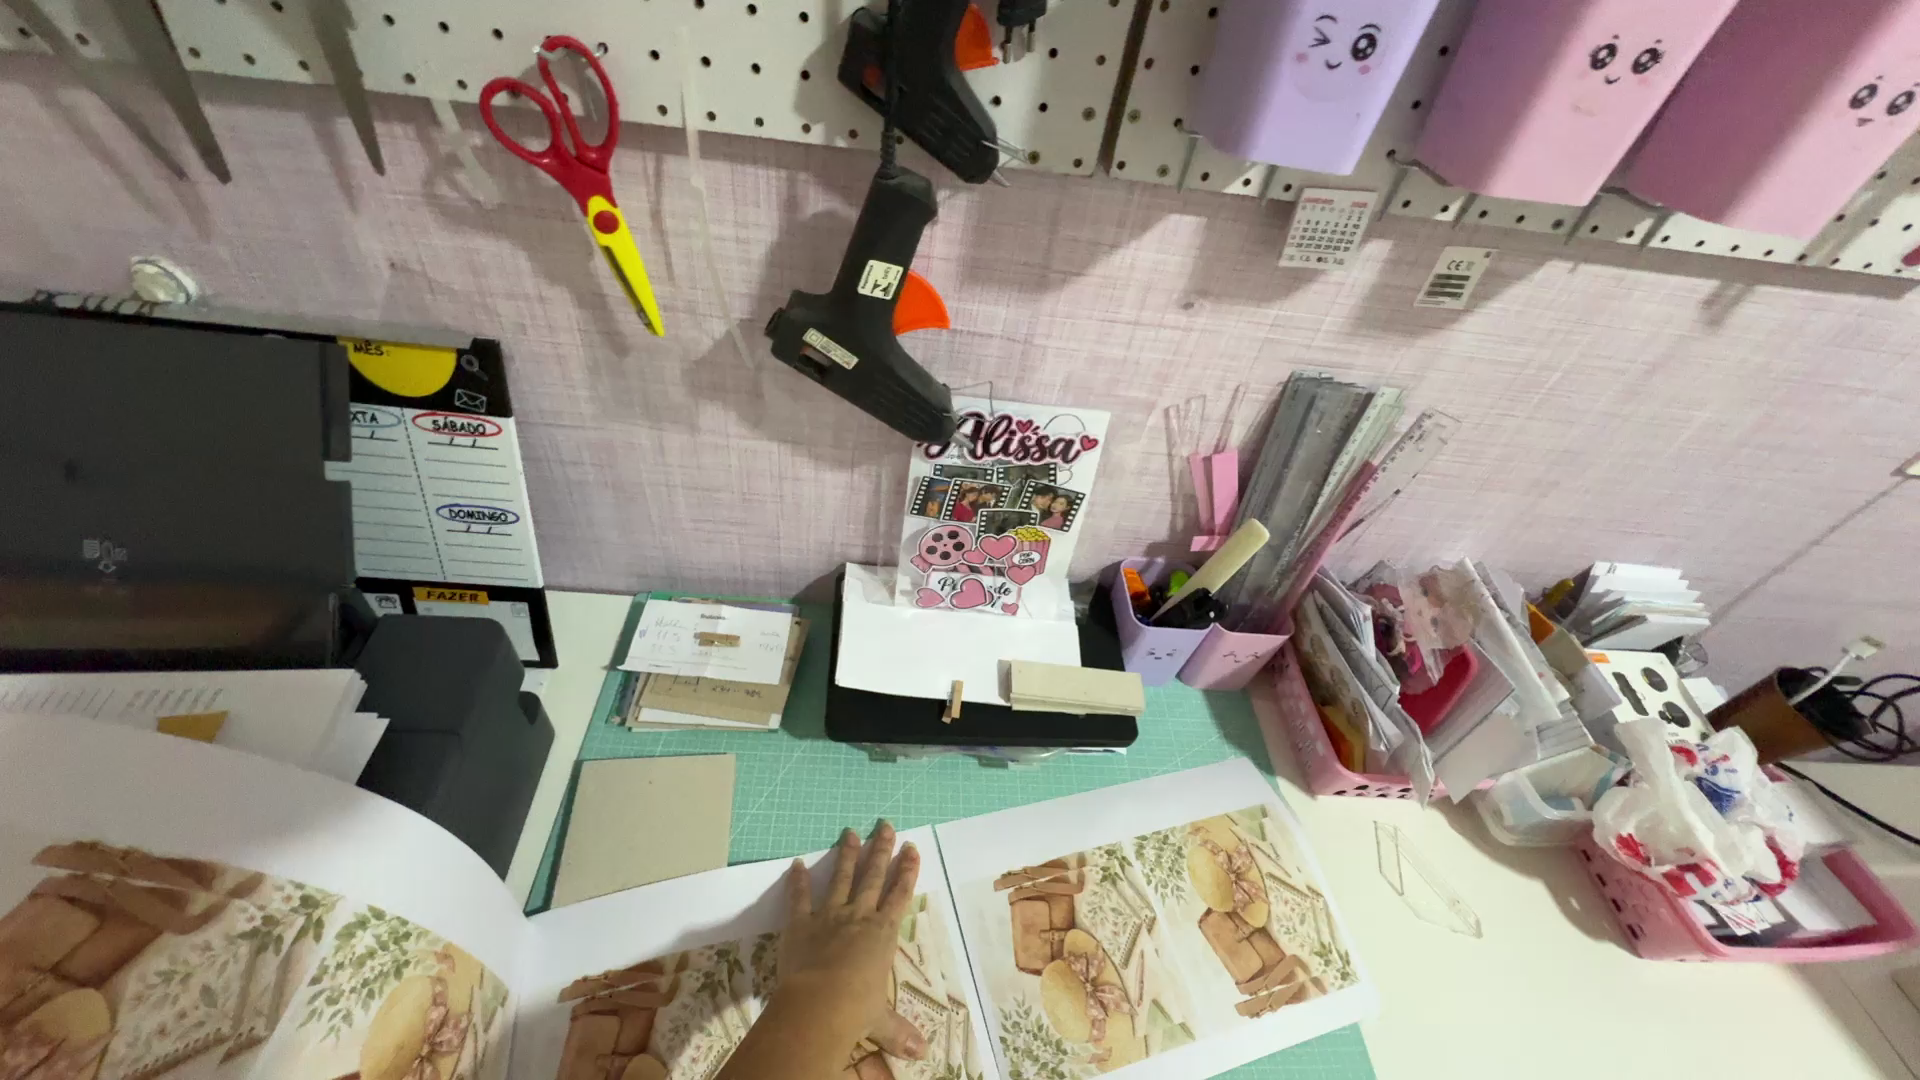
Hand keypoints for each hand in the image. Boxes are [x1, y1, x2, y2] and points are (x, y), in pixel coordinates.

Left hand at [778, 821, 925, 1059]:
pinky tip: (797, 863)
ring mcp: (829, 915)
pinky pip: (800, 897)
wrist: (818, 1005)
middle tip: (885, 825)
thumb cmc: (855, 1010)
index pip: (899, 895)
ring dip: (847, 854)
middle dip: (881, 850)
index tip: (912, 848)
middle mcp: (860, 916)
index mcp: (883, 933)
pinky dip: (798, 880)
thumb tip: (922, 1053)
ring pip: (842, 878)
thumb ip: (899, 1031)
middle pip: (874, 876)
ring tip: (850, 832)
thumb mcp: (880, 1020)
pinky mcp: (801, 922)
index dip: (907, 871)